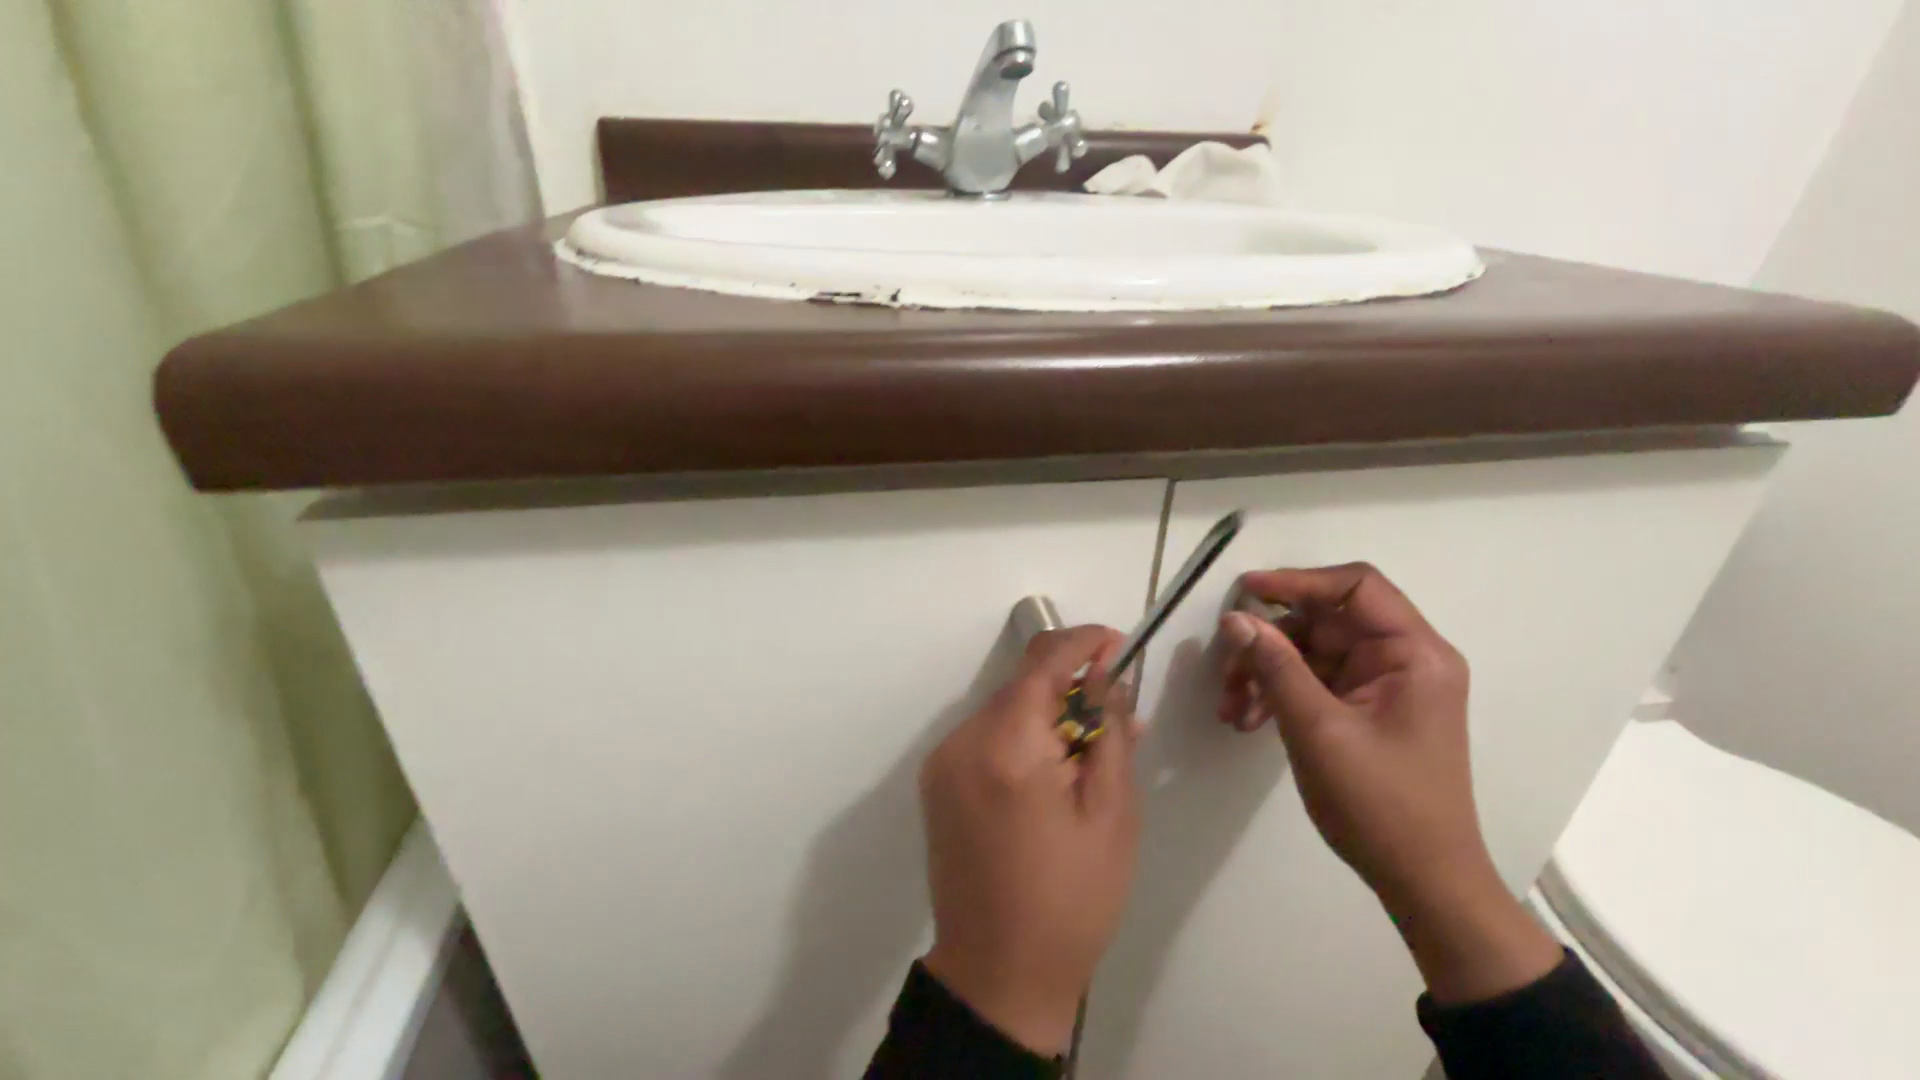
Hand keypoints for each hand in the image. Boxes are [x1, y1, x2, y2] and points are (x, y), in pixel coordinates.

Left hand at [919, 626, 1140, 1054]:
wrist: (998, 972)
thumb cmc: (1070, 900)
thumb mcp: (1111, 815)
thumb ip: (1109, 734)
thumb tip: (1109, 680)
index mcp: (1006, 747)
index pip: (1042, 662)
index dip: (1083, 643)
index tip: (1117, 647)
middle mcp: (962, 742)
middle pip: (1021, 685)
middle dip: (1070, 688)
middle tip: (1116, 718)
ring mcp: (941, 763)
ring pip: (1003, 711)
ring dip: (1045, 717)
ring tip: (1087, 758)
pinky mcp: (935, 785)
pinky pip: (984, 739)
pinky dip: (1019, 740)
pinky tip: (1048, 778)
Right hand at [1216, 564, 1559, 1003]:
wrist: (1423, 882)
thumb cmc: (1381, 805)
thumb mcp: (1319, 730)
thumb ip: (1276, 667)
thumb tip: (1236, 619)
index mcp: (1414, 654)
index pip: (1356, 587)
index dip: (1297, 581)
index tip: (1244, 593)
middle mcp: (1405, 660)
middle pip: (1326, 621)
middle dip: (1270, 642)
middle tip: (1226, 671)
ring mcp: (1386, 686)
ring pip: (1313, 652)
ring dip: (1267, 672)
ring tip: (1231, 709)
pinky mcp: (1368, 710)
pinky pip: (1316, 682)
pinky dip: (1281, 694)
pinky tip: (1249, 720)